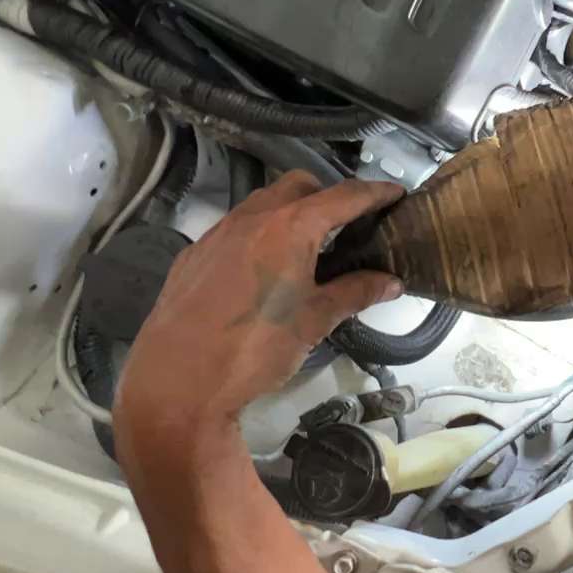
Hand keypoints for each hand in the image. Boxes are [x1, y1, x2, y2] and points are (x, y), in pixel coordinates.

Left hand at [113, 172, 403, 451]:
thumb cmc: (255, 350)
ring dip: (291, 212)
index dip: (376, 193)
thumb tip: (392, 282)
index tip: (396, 193)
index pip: (344, 196)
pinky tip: (264, 271)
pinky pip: (234, 229)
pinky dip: (259, 234)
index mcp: (289, 227)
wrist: (175, 387)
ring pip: (263, 203)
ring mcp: (216, 234)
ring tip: (309, 246)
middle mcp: (252, 218)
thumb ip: (356, 292)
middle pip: (300, 186)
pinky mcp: (193, 256)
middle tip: (350, 224)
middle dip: (329, 195)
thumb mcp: (316, 320)